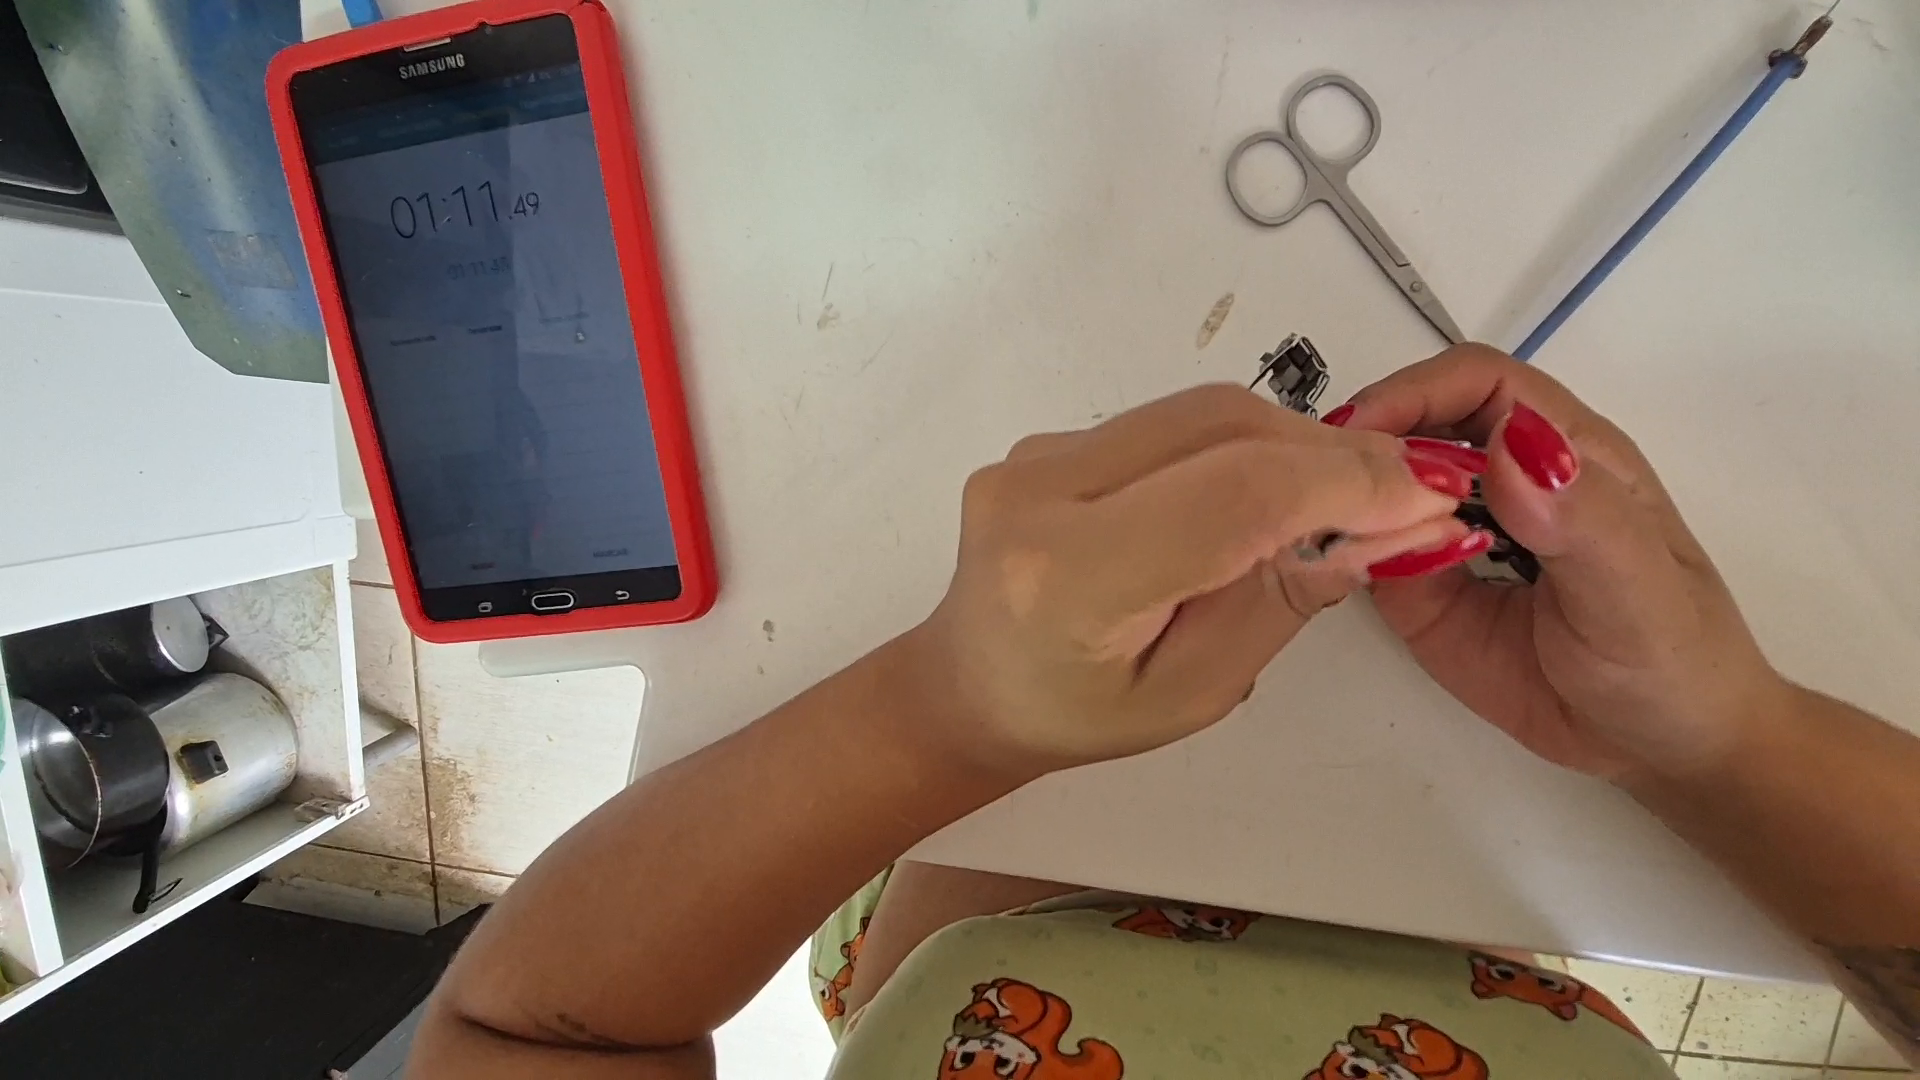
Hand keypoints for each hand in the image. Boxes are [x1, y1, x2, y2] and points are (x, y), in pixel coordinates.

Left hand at [909, 383, 1482, 776]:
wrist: (971, 683)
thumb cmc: (1074, 715)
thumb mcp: (1190, 692)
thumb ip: (1279, 602)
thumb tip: (1382, 523)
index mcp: (1067, 575)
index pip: (1231, 495)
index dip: (1343, 484)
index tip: (1424, 496)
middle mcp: (1036, 494)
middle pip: (1217, 426)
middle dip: (1324, 453)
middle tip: (1393, 495)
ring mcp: (1031, 457)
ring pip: (1196, 411)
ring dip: (1282, 444)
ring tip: (1327, 500)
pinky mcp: (1041, 444)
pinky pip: (1162, 424)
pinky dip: (1229, 446)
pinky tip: (1250, 494)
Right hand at [1338, 345, 1787, 780]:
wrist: (1646, 745)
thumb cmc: (1667, 660)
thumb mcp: (1637, 594)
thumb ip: (1582, 519)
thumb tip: (1510, 442)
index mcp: (1560, 457)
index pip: (1476, 384)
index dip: (1414, 391)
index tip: (1358, 431)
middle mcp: (1494, 483)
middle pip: (1411, 425)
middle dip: (1359, 441)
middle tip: (1315, 483)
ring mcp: (1445, 533)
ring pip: (1376, 485)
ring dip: (1340, 495)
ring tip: (1310, 524)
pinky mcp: (1414, 584)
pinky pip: (1363, 550)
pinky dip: (1337, 548)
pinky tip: (1326, 564)